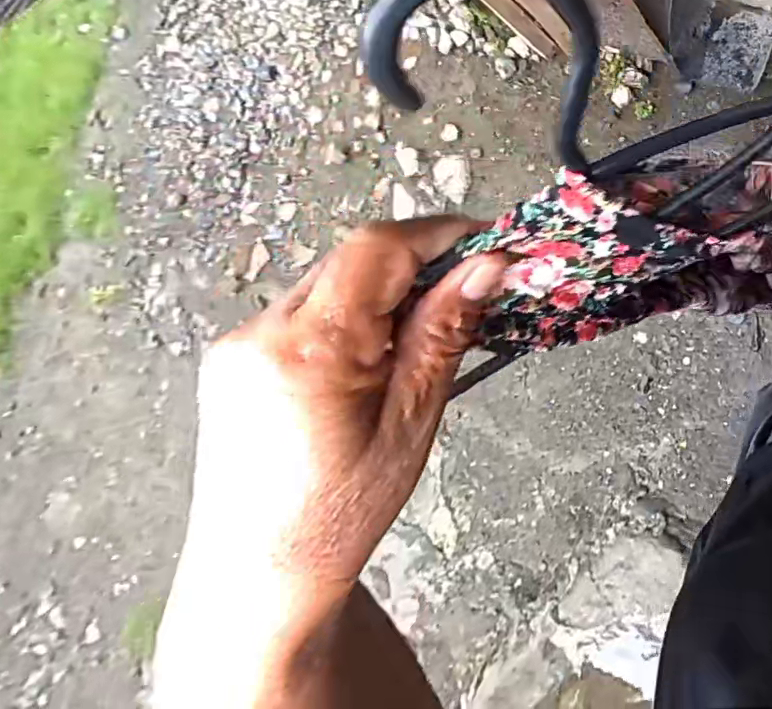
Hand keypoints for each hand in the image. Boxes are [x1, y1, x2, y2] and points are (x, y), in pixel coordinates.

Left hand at [170, 217, 507, 606]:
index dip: (444, 232)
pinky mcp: (242, 355)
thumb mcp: (416, 412)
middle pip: (359, 256)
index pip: (378, 248)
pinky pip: (319, 302)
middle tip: (485, 285)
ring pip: (341, 276)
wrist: (257, 572)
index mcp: (307, 349)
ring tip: (445, 321)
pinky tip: (398, 342)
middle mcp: (260, 333)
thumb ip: (447, 328)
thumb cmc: (347, 503)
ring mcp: (243, 343)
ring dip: (402, 281)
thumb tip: (493, 263)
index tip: (498, 245)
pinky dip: (372, 304)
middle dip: (430, 257)